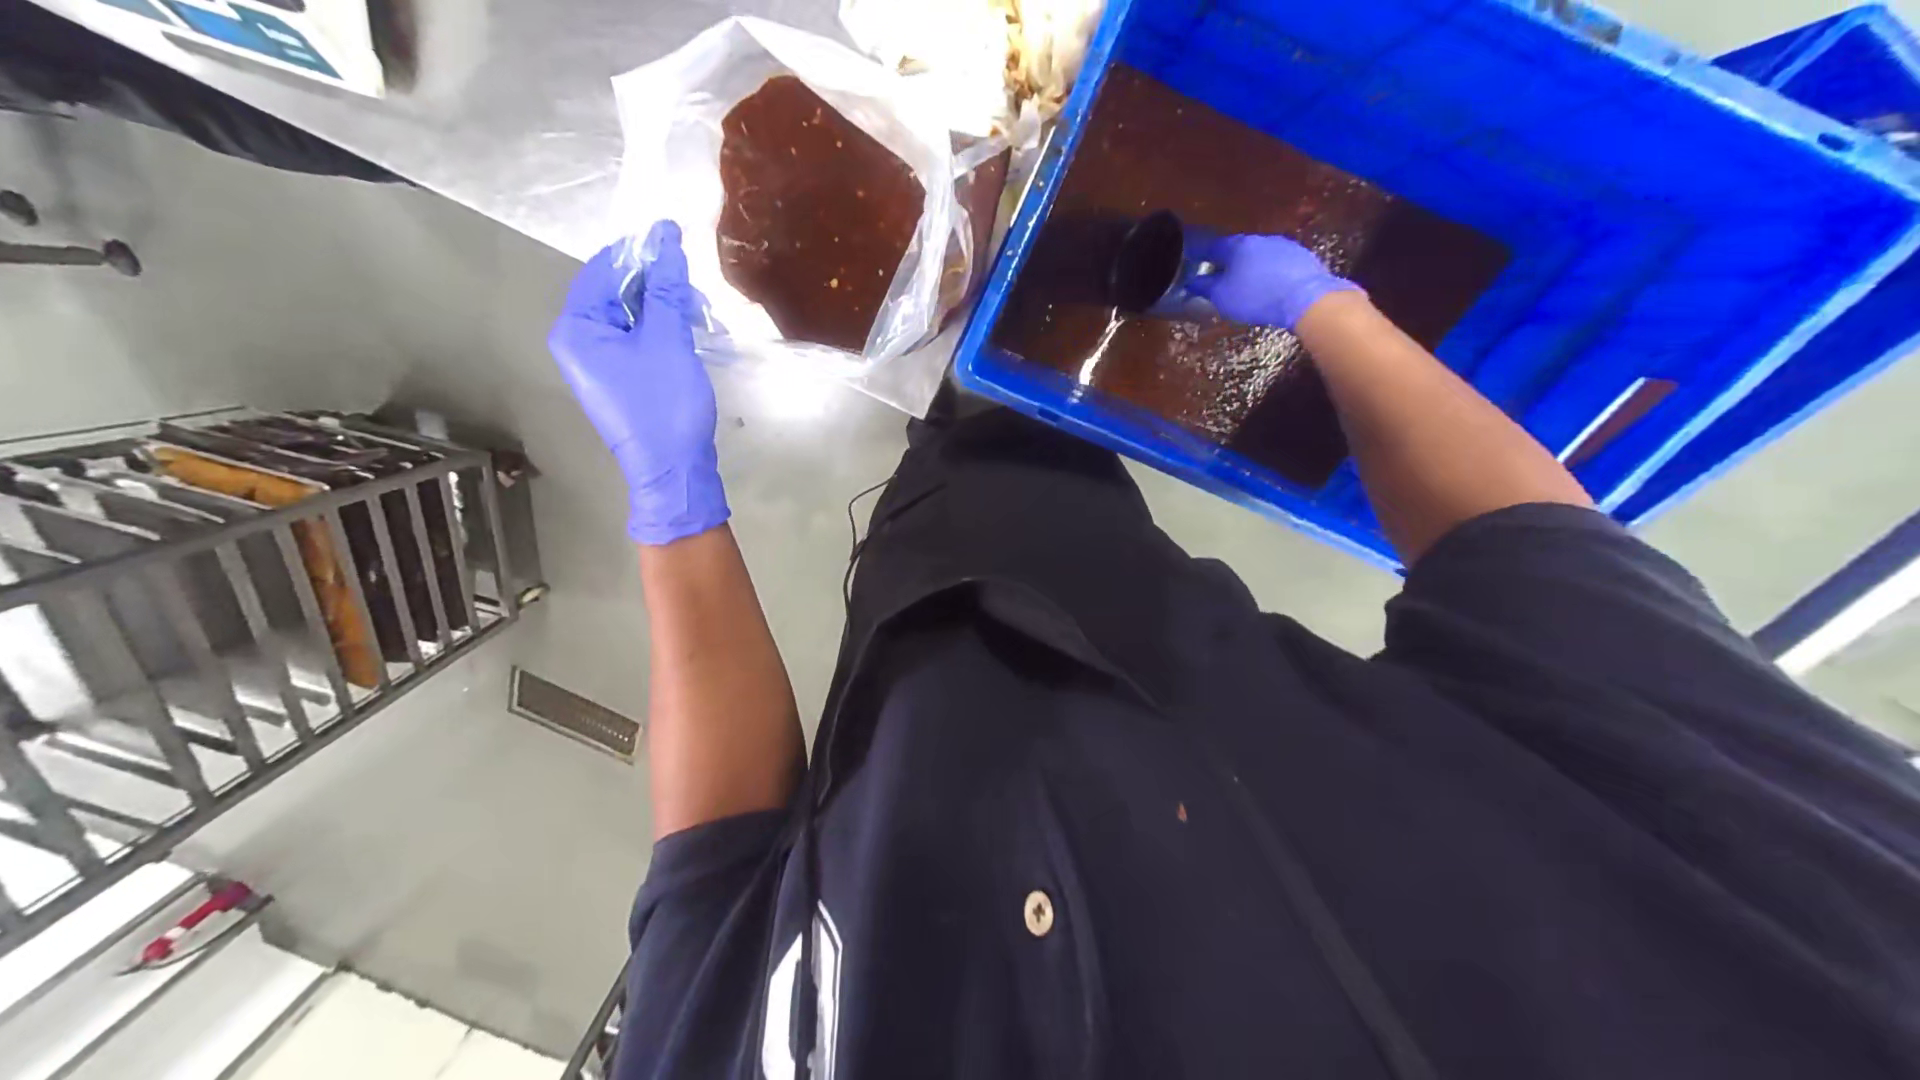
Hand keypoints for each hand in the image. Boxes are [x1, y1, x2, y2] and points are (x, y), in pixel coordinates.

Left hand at [549, 220, 728, 544]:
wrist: (674, 471)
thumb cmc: (665, 404)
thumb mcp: (669, 341)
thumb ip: (667, 288)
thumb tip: (666, 239)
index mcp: (577, 328)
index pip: (604, 269)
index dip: (642, 251)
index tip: (678, 238)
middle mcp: (578, 343)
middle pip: (615, 292)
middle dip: (655, 282)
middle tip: (694, 281)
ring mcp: (599, 365)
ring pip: (630, 317)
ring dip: (663, 306)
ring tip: (697, 308)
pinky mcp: (622, 381)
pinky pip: (638, 341)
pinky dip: (662, 330)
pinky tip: (688, 330)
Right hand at [1194, 233, 1363, 328]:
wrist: (1306, 298)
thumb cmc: (1256, 296)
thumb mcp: (1222, 297)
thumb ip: (1204, 287)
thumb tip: (1191, 280)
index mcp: (1237, 245)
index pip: (1212, 246)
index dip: (1201, 255)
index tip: (1193, 263)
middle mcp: (1260, 239)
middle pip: (1237, 248)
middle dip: (1227, 261)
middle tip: (1219, 277)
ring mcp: (1283, 245)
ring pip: (1258, 254)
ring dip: (1250, 266)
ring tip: (1245, 283)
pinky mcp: (1301, 256)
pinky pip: (1277, 262)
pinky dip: (1269, 271)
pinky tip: (1269, 286)